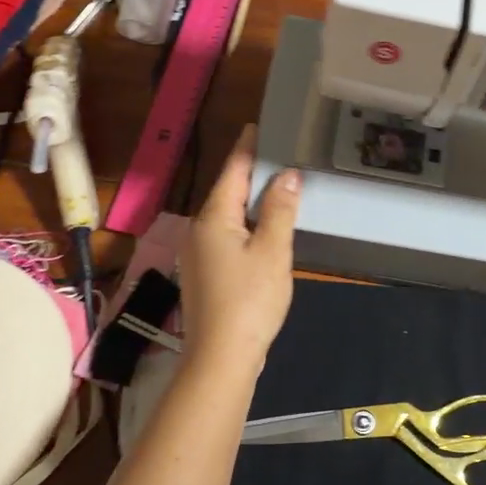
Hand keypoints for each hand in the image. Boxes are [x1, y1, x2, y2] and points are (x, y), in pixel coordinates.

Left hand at [178, 125, 301, 370]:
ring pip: (228, 218)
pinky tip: (265, 232)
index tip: (258, 126)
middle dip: (251, 176)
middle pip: (227, 194)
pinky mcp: (204, 276)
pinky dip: (247, 227)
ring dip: (251, 204)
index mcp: (213, 218)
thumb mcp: (273, 251)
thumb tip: (287, 175)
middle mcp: (199, 231)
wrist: (221, 358)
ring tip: (278, 190)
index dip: (247, 149)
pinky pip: (227, 238)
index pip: (232, 172)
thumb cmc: (250, 300)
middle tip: (279, 157)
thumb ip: (280, 210)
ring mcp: (198, 255)